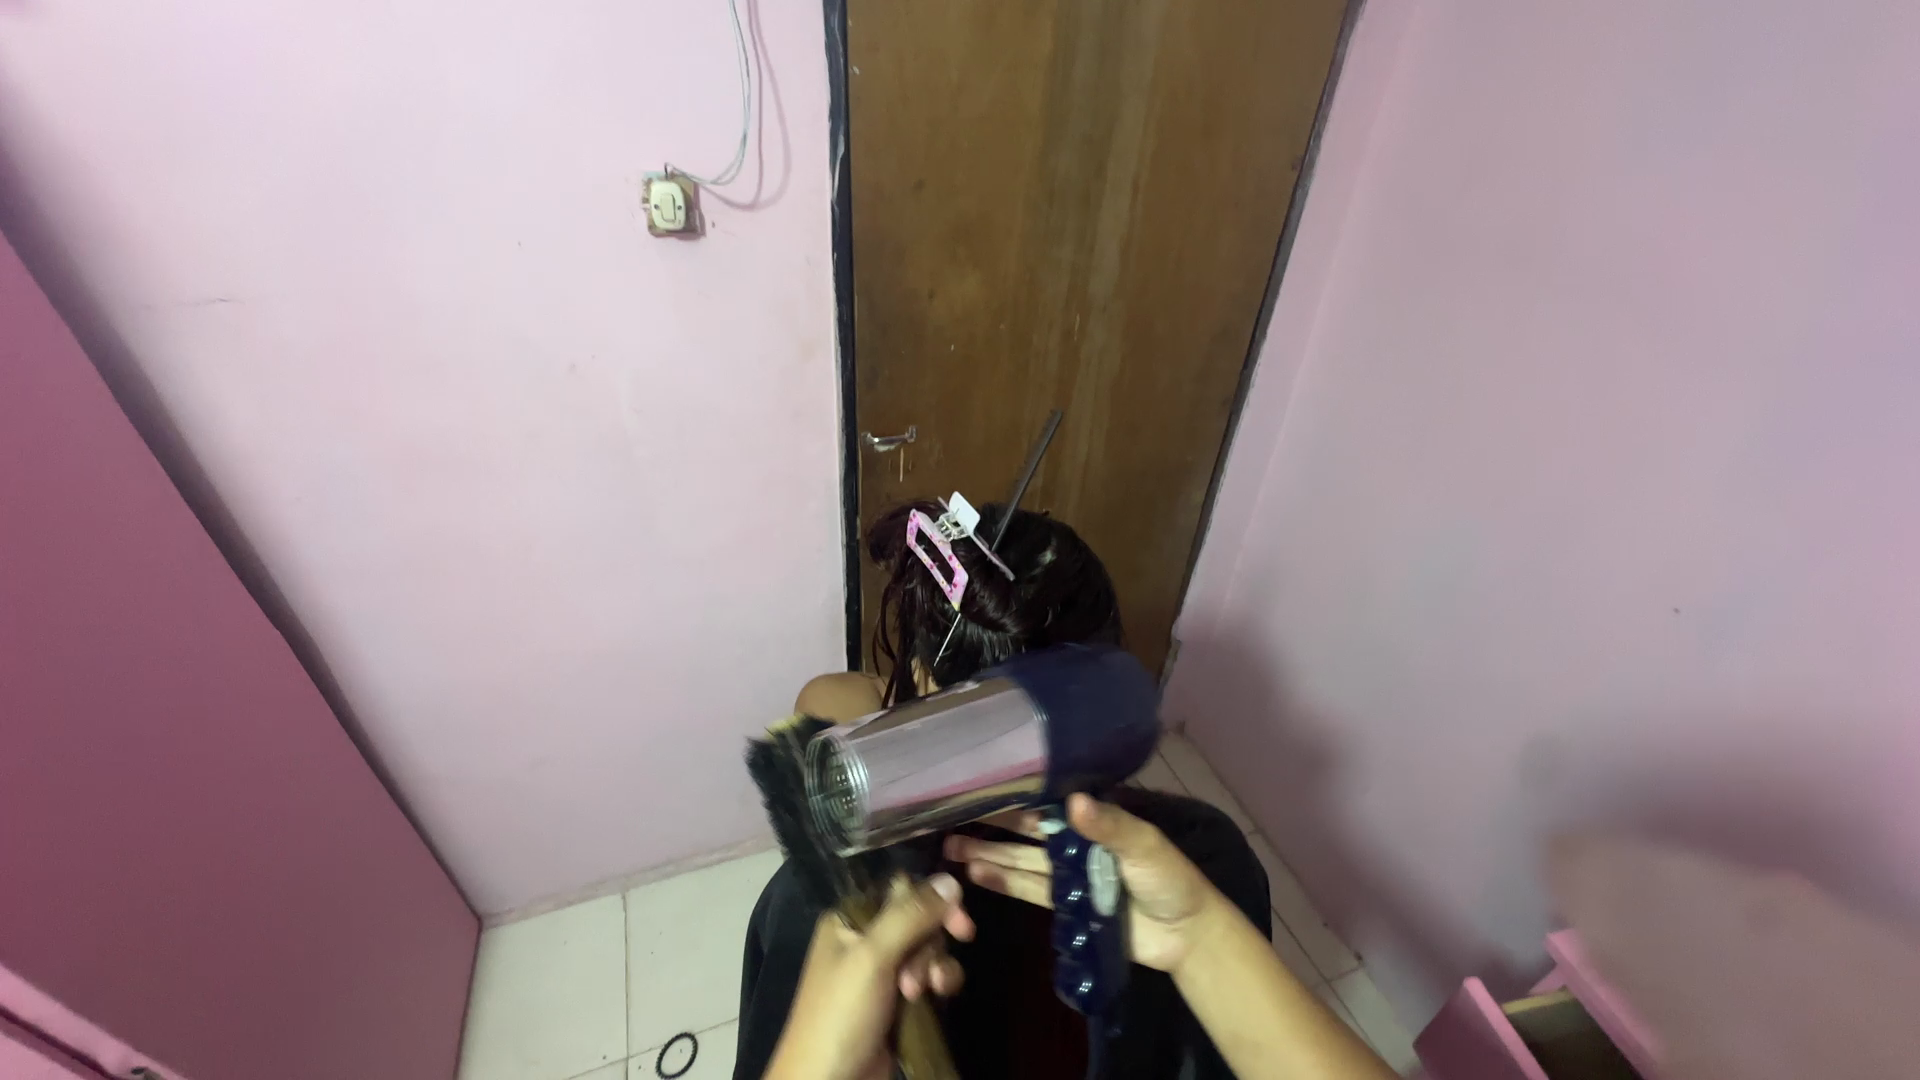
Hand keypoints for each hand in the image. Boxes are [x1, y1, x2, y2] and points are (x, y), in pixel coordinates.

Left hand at [766, 873, 974, 1079]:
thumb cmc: (841, 1014)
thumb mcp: (872, 958)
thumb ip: (911, 915)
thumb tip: (951, 879)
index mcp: (851, 917)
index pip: (900, 889)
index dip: (932, 897)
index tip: (958, 916)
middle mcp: (867, 937)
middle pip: (919, 917)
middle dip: (933, 938)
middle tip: (960, 939)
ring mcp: (884, 970)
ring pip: (928, 947)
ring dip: (935, 963)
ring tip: (924, 989)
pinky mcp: (899, 1000)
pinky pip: (930, 976)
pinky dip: (939, 981)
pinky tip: (939, 994)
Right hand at [945, 793, 1221, 973]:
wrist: (1186, 934)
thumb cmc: (1169, 877)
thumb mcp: (1144, 845)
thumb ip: (1109, 825)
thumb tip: (1072, 801)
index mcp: (1089, 817)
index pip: (1044, 798)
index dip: (1012, 790)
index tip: (978, 780)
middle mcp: (1070, 840)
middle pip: (1023, 828)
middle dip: (989, 822)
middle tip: (947, 815)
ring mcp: (1065, 873)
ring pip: (1019, 859)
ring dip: (987, 853)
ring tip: (950, 847)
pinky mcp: (1063, 905)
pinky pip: (1029, 890)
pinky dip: (1004, 883)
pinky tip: (976, 876)